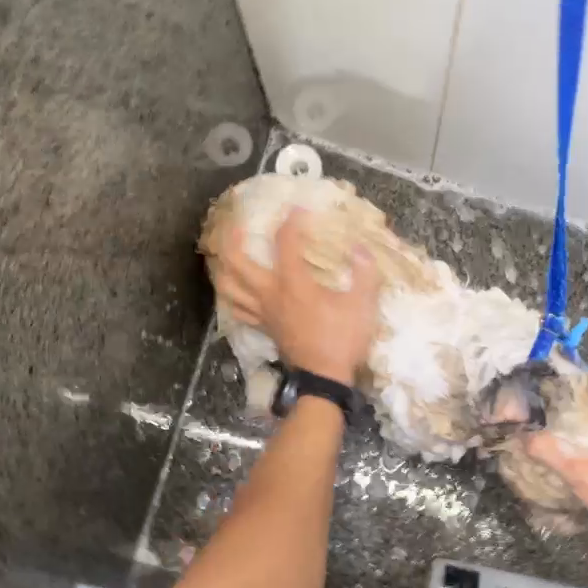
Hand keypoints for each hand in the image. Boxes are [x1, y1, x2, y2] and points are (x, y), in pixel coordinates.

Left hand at [213, 210, 379, 384]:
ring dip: (223, 268)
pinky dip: (232, 298)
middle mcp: (270, 294)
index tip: (298, 210)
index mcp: (293, 283)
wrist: (326, 378)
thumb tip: (360, 249)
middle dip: (232, 238)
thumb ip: (364, 273)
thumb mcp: (362, 305)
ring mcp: (263, 313)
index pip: (286, 242)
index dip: (291, 222)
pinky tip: (235, 291)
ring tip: (225, 256)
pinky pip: (238, 310)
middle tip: (237, 225)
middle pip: (236, 261)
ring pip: (228, 287)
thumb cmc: (343, 340)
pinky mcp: (264, 328)